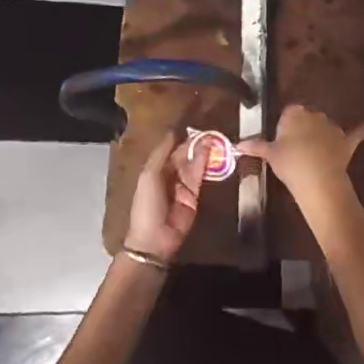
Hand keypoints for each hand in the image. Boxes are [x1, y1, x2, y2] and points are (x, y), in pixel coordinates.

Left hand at [123, 131, 209, 262]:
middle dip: (195, 144)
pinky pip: (201, 177)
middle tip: (211, 131)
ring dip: (203, 153)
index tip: (194, 125)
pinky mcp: (195, 196)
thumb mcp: (149, 175)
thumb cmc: (147, 204)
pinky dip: (207, 166)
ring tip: (216, 139)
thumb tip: (172, 132)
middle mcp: (169, 175)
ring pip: (194, 165)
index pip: (170, 149)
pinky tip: (215, 155)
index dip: (181, 138)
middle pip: (184, 155)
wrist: (155, 238)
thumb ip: (161, 154)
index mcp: (155, 169)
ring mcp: (182, 186)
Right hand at [236, 105, 363, 201]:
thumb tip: (237, 145)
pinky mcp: (347, 141)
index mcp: (294, 114)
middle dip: (303, 129)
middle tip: (294, 148)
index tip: (282, 139)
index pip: (288, 112)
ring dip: (322, 134)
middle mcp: (315, 115)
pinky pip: (355, 133)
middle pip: (307, 117)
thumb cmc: (289, 163)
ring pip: (326, 126)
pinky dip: (360, 130)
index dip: (285, 125)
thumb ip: (256, 147)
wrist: (317, 178)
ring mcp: (333, 127)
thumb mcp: (269, 155)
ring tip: (314, 152)